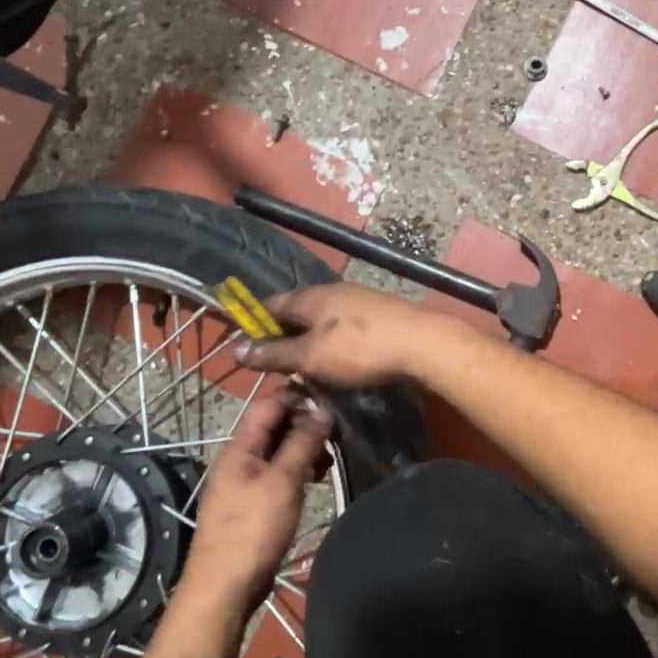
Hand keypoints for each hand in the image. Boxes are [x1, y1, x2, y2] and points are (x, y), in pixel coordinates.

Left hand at [180, 382, 329, 600]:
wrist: (224, 588)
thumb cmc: (253, 530)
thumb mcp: (283, 481)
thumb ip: (302, 442)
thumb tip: (322, 409)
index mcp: (239, 448)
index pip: (268, 404)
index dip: (298, 395)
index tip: (333, 394)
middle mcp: (239, 459)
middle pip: (273, 426)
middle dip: (306, 422)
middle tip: (340, 429)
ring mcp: (244, 482)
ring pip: (278, 450)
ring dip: (304, 448)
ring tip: (331, 458)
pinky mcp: (252, 504)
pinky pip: (277, 473)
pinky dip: (298, 470)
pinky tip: (315, 479)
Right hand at [232, 284, 458, 387]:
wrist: (422, 343)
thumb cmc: (360, 349)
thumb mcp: (310, 356)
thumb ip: (274, 353)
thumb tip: (235, 349)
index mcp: (311, 296)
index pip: (271, 304)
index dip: (255, 323)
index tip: (246, 346)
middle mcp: (334, 291)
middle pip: (299, 311)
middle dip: (285, 334)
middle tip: (276, 364)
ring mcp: (361, 300)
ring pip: (324, 319)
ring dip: (312, 340)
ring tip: (306, 366)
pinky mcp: (381, 315)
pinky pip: (347, 327)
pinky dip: (336, 342)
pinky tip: (340, 360)